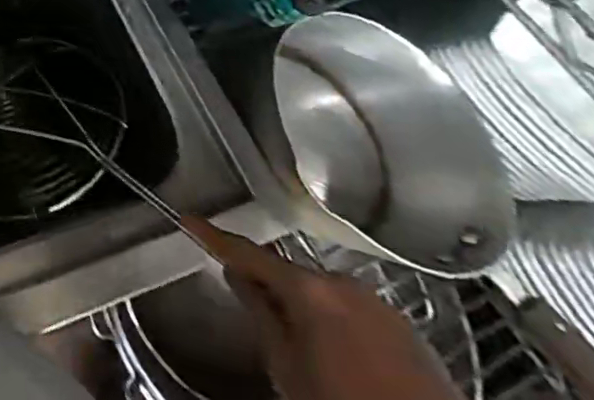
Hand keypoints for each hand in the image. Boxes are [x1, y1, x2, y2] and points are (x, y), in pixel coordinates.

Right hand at [180, 218, 461, 399]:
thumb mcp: (289, 372)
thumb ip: (262, 317)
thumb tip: (238, 278)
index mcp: (310, 291)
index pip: (251, 255)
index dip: (215, 238)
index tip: (190, 221)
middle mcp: (344, 283)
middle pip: (291, 274)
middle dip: (270, 286)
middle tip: (251, 310)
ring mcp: (377, 302)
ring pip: (324, 293)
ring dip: (305, 307)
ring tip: (302, 349)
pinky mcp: (403, 325)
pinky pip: (354, 311)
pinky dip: (337, 322)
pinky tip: (340, 358)